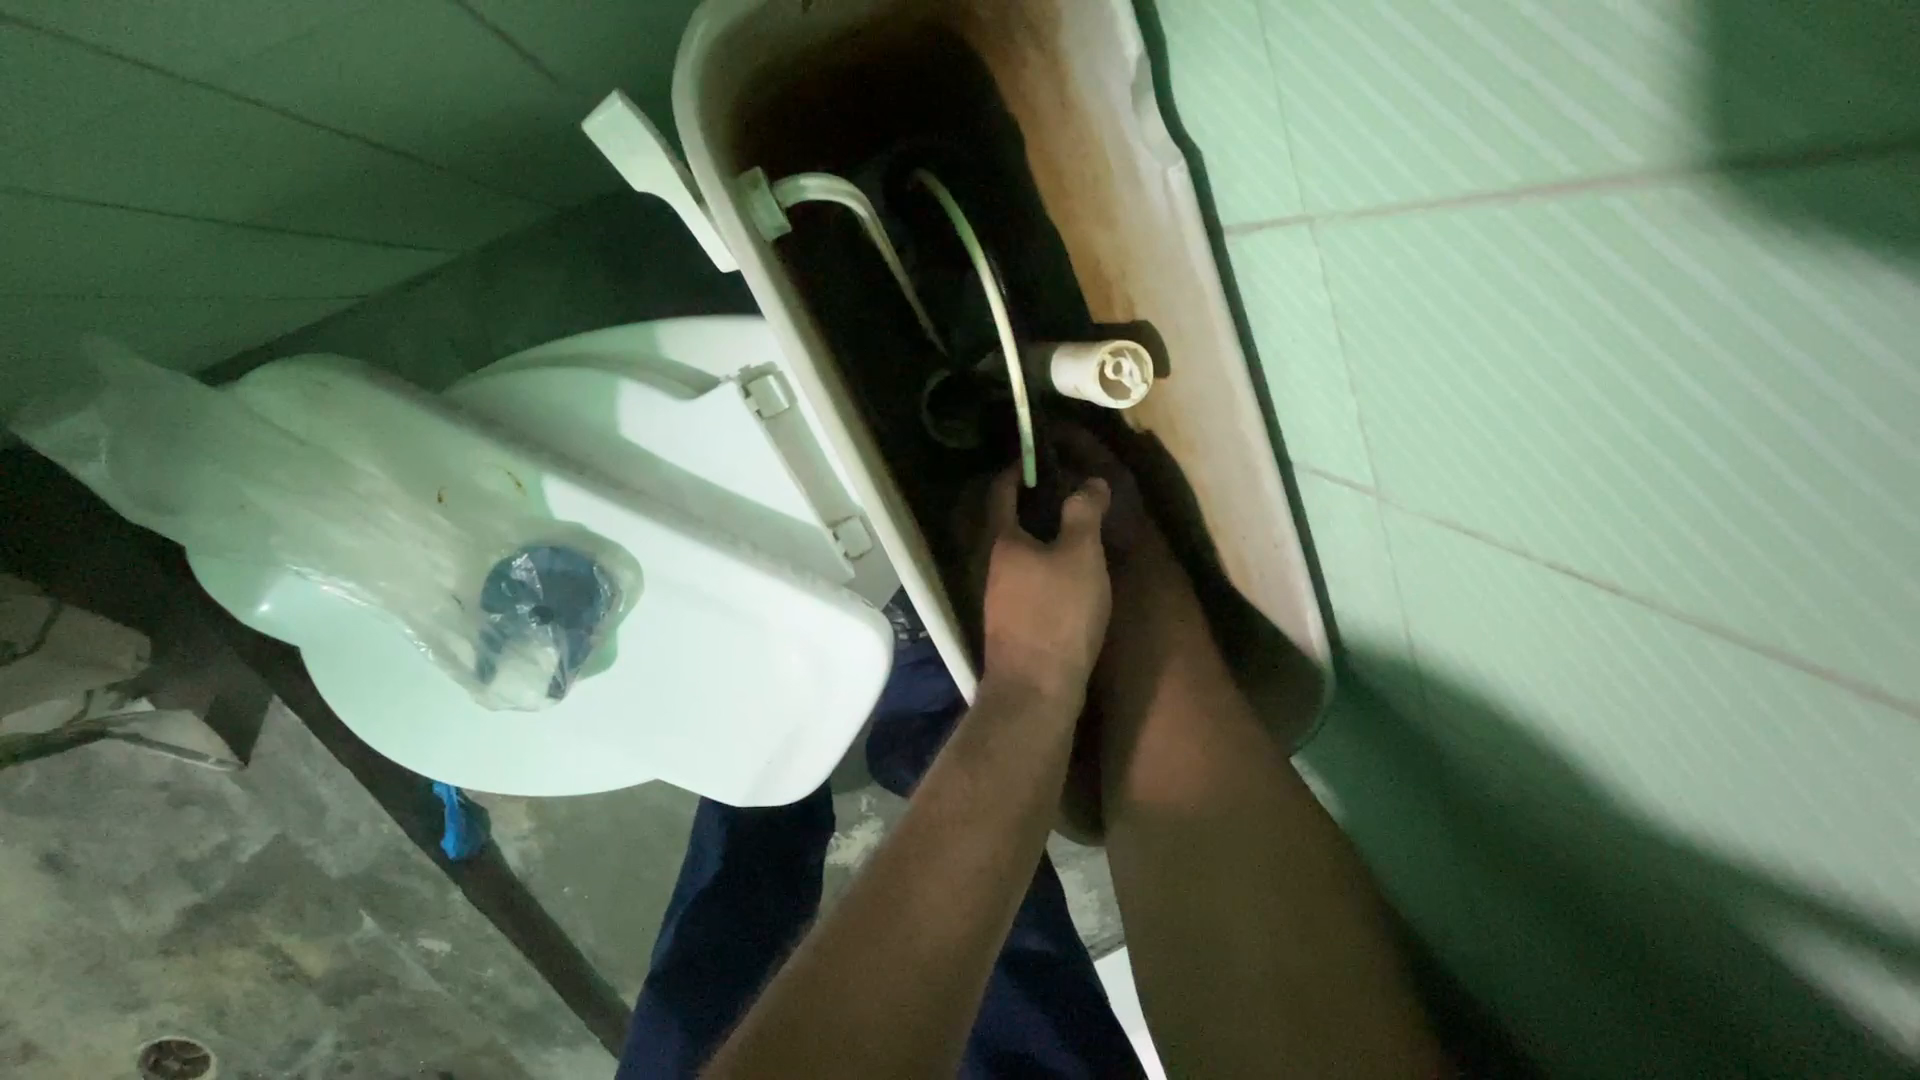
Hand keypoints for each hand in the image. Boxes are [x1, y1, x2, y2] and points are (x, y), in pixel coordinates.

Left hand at [980, 467, 1111, 708]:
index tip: (1036, 458)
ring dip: (1042, 541)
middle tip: (1070, 493)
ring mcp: (999, 599)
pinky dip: (1047, 570)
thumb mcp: (1080, 555)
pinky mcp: (1012, 626)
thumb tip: (1089, 481)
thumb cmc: (1058, 613)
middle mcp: (992, 566)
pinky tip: (1071, 579)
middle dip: (1034, 507)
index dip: (1017, 470)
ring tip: (1077, 533)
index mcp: (1003, 541)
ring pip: (1020, 557)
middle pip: (1009, 525)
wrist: (1035, 688)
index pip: (1002, 492)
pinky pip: (1029, 583)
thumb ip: (1084, 514)